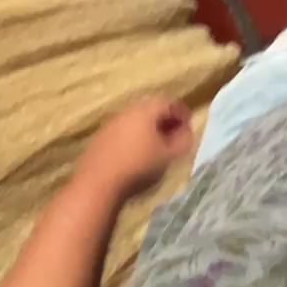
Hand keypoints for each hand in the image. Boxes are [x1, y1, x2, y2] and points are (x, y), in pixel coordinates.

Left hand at [73, 96, 194, 201]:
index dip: (181, 112)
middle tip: (173, 135)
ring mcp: (110, 125)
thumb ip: (183, 140)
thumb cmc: (139, 166)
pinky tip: (134, 156)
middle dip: (164, 121)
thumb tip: (187, 131)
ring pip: (134, 121)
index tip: (188, 125)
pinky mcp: (98, 140)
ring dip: (147, 131)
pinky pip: (121, 133)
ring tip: (155, 148)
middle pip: (150, 110)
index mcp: (145, 111)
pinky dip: (132, 139)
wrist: (97, 184)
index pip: (168, 102)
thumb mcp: (169, 155)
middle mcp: (126, 112)